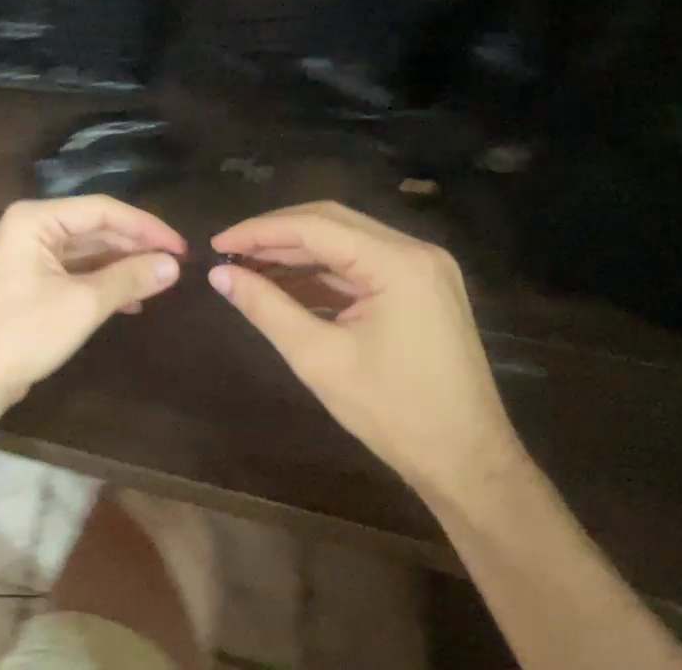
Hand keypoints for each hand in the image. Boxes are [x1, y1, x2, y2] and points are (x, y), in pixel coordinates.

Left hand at [0, 196, 185, 408]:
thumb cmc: (25, 333)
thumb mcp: (83, 304)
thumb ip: (129, 278)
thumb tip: (174, 265)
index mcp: (35, 219)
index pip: (101, 209)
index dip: (145, 226)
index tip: (183, 247)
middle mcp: (30, 227)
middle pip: (95, 226)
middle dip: (136, 245)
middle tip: (178, 265)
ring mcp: (29, 253)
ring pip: (88, 249)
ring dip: (123, 265)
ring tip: (163, 281)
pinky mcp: (32, 278)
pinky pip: (76, 269)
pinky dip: (104, 281)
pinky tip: (134, 300)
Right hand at [208, 201, 524, 500]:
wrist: (466, 460)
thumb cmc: (392, 411)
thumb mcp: (317, 357)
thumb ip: (265, 307)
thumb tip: (217, 274)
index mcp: (398, 264)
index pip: (314, 226)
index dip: (258, 231)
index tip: (214, 244)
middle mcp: (415, 253)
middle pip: (330, 222)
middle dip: (274, 234)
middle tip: (227, 252)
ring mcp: (423, 269)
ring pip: (343, 241)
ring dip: (294, 252)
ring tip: (246, 267)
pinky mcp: (421, 288)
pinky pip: (360, 264)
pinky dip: (319, 271)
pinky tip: (282, 285)